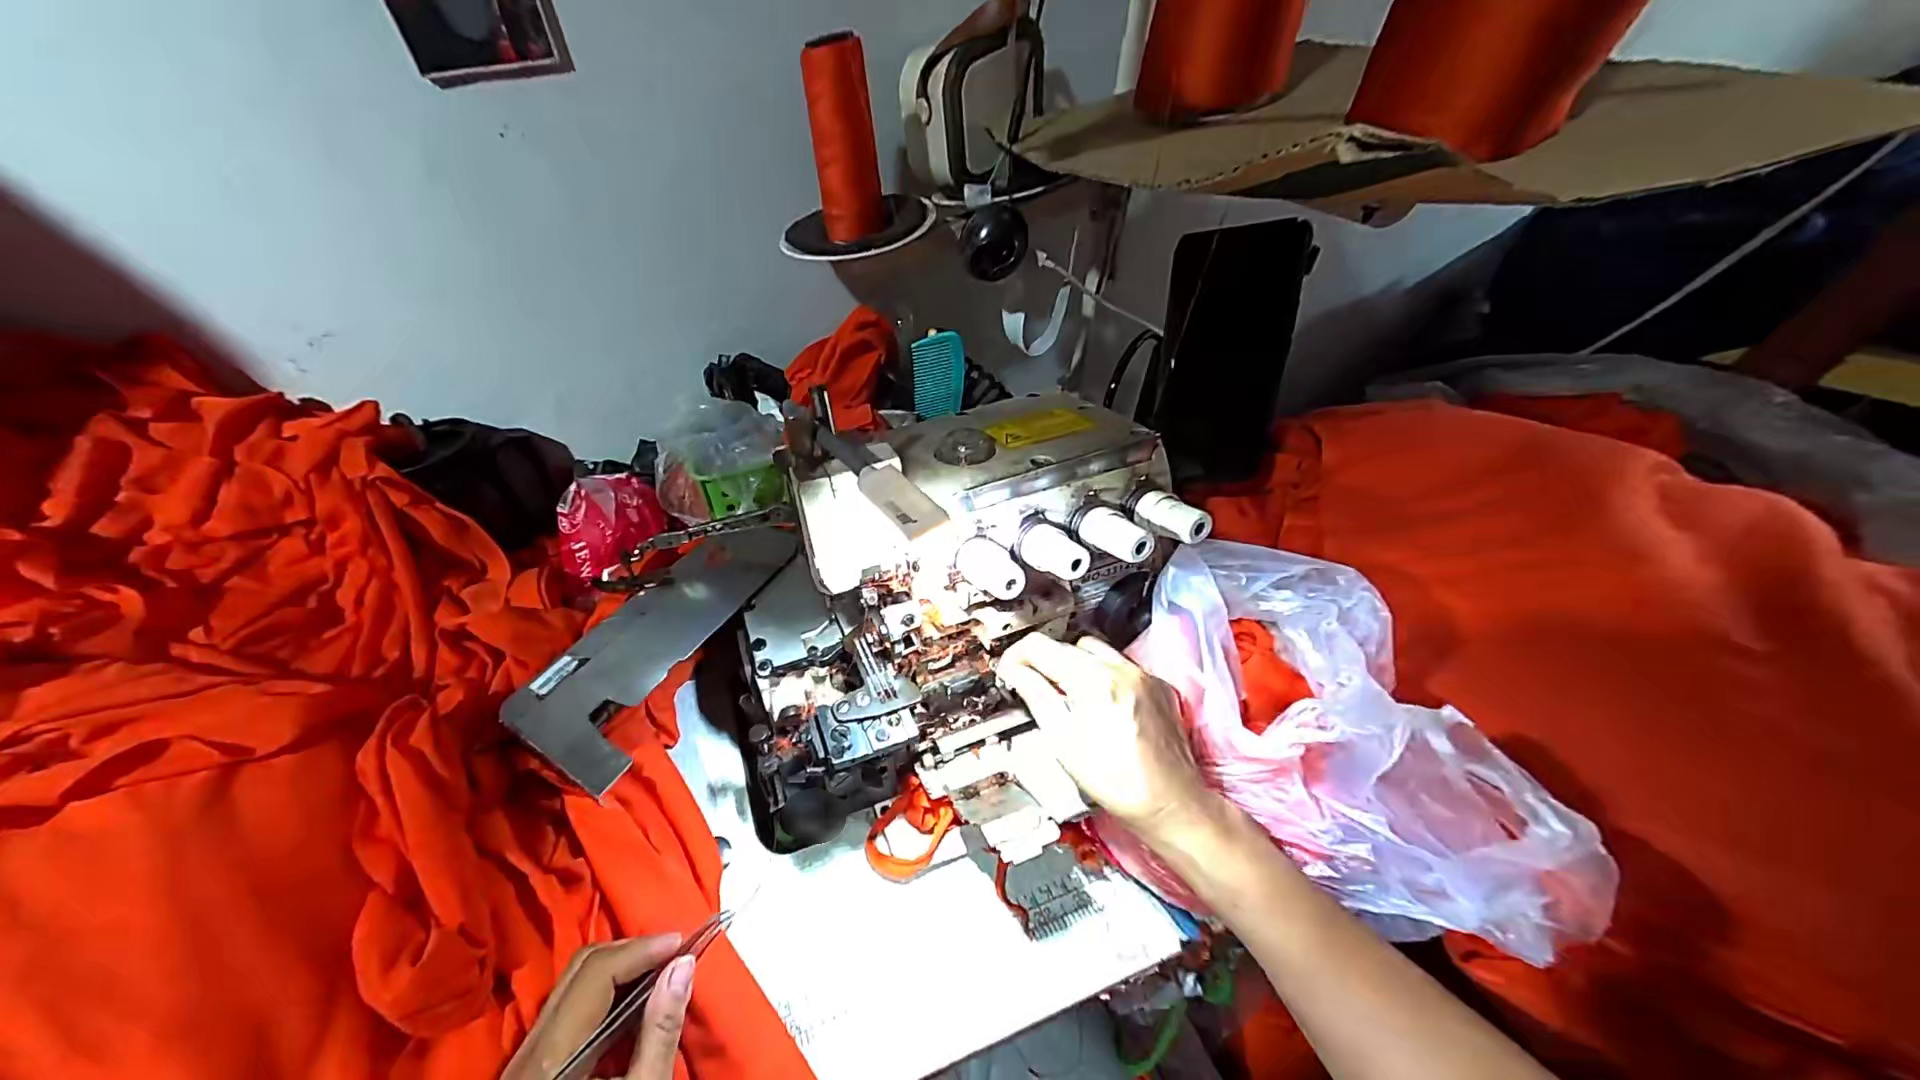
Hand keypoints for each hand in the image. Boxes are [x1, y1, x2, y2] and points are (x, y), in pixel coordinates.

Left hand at [501, 935, 694, 1079]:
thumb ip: (661, 1031)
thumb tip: (683, 966)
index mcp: (552, 1055)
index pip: (597, 972)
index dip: (643, 949)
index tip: (685, 943)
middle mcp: (530, 1048)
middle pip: (582, 968)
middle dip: (634, 951)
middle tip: (677, 952)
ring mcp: (525, 1058)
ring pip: (573, 983)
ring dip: (622, 966)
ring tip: (663, 969)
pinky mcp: (531, 1068)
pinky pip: (569, 1006)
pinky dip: (607, 990)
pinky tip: (636, 999)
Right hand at [997, 633, 1216, 840]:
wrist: (1171, 803)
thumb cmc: (1120, 784)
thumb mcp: (1063, 740)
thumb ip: (1037, 697)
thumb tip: (1017, 673)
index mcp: (1095, 681)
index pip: (1041, 647)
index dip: (1017, 657)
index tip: (1009, 670)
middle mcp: (1123, 670)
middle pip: (1069, 645)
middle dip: (1045, 660)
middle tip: (1031, 683)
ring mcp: (1143, 676)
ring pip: (1096, 651)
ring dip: (1074, 664)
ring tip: (1065, 694)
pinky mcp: (1157, 687)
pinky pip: (1121, 666)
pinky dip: (1102, 675)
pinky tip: (1096, 703)